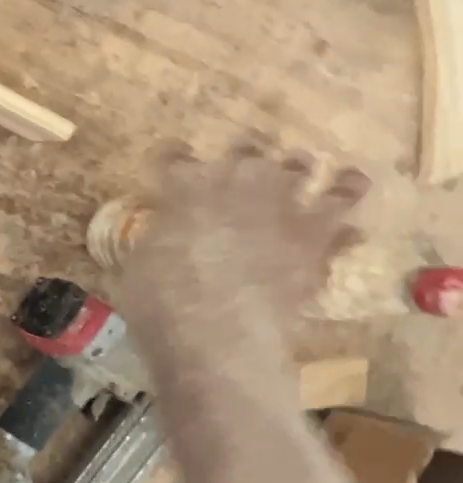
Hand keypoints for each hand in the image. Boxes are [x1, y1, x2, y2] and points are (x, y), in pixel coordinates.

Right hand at [119, 141, 368, 355]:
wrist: (216, 330)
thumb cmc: (157, 297)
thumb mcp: (137, 261)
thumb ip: (157, 235)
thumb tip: (163, 232)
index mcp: (181, 191)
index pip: (175, 158)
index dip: (173, 155)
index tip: (172, 154)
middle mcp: (235, 188)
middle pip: (245, 153)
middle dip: (242, 152)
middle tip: (241, 156)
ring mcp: (283, 210)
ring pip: (304, 170)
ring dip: (302, 168)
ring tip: (302, 166)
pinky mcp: (318, 239)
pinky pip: (343, 213)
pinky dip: (343, 207)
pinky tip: (343, 207)